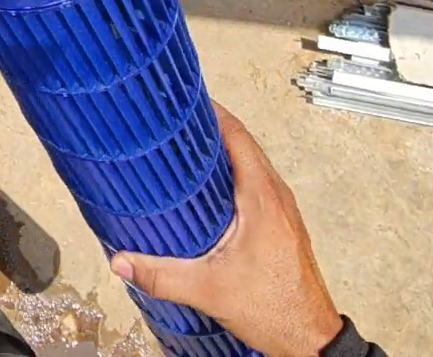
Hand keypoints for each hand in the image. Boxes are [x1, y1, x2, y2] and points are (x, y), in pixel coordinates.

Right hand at [110, 104, 342, 356]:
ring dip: (224, 144)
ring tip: (188, 139)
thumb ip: (161, 275)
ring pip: (253, 160)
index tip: (185, 98)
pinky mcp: (283, 223)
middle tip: (176, 115)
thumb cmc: (274, 312)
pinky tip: (211, 179)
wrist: (312, 342)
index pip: (238, 136)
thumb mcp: (209, 290)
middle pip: (244, 142)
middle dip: (211, 124)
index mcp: (262, 199)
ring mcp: (284, 209)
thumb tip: (120, 261)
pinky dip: (235, 165)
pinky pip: (258, 177)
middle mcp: (277, 196)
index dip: (213, 112)